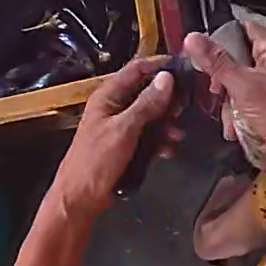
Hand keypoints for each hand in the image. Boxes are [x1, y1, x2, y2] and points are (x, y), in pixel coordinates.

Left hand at [47, 57, 174, 224]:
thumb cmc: (97, 161)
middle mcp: (114, 106)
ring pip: (149, 115)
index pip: (136, 69)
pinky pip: (147, 135)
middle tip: (186, 105)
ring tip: (178, 133)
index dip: (159, 65)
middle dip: (167, 98)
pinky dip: (159, 140)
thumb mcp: (125, 130)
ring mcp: (119, 126)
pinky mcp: (125, 145)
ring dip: (165, 122)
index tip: (184, 67)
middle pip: (146, 91)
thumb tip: (167, 77)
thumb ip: (146, 104)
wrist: (79, 200)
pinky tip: (169, 149)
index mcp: (108, 96)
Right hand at [183, 23, 265, 181]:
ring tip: (230, 121)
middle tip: (216, 91)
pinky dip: (240, 117)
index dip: (224, 35)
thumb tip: (192, 37)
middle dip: (224, 80)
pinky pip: (249, 105)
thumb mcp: (242, 86)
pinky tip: (236, 131)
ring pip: (241, 86)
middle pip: (239, 61)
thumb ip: (217, 62)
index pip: (246, 28)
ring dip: (230, 105)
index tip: (204, 50)